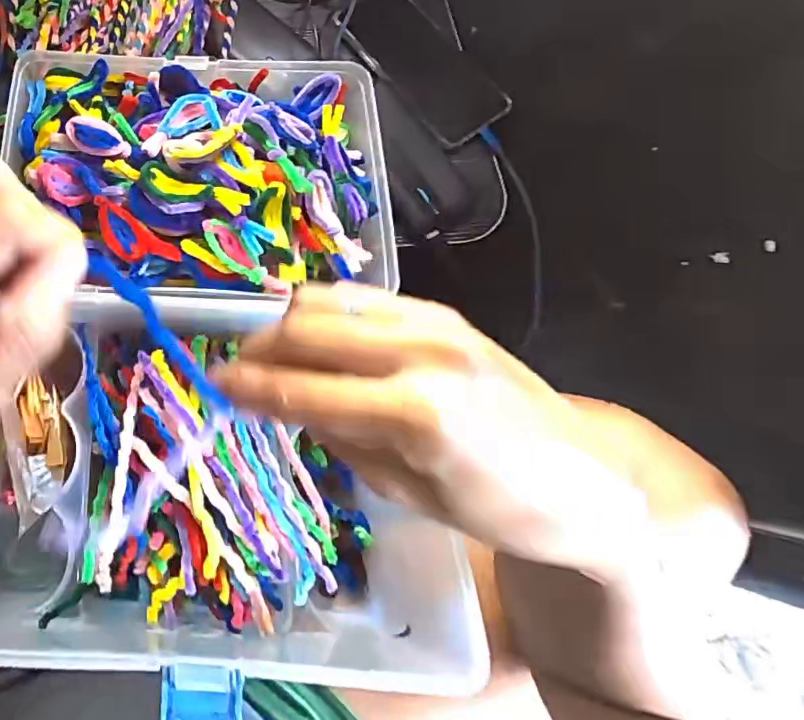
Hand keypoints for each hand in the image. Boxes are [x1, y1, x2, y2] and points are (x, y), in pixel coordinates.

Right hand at [215, 284, 655, 579]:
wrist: (589, 477)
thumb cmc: (498, 507)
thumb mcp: (406, 491)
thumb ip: (339, 435)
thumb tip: (283, 401)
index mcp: (415, 411)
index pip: (305, 390)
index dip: (251, 386)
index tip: (214, 383)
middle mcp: (419, 349)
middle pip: (306, 329)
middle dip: (259, 347)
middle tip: (234, 368)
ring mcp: (431, 319)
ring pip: (326, 299)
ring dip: (285, 322)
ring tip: (267, 349)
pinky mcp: (438, 307)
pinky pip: (358, 295)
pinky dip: (322, 311)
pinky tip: (312, 332)